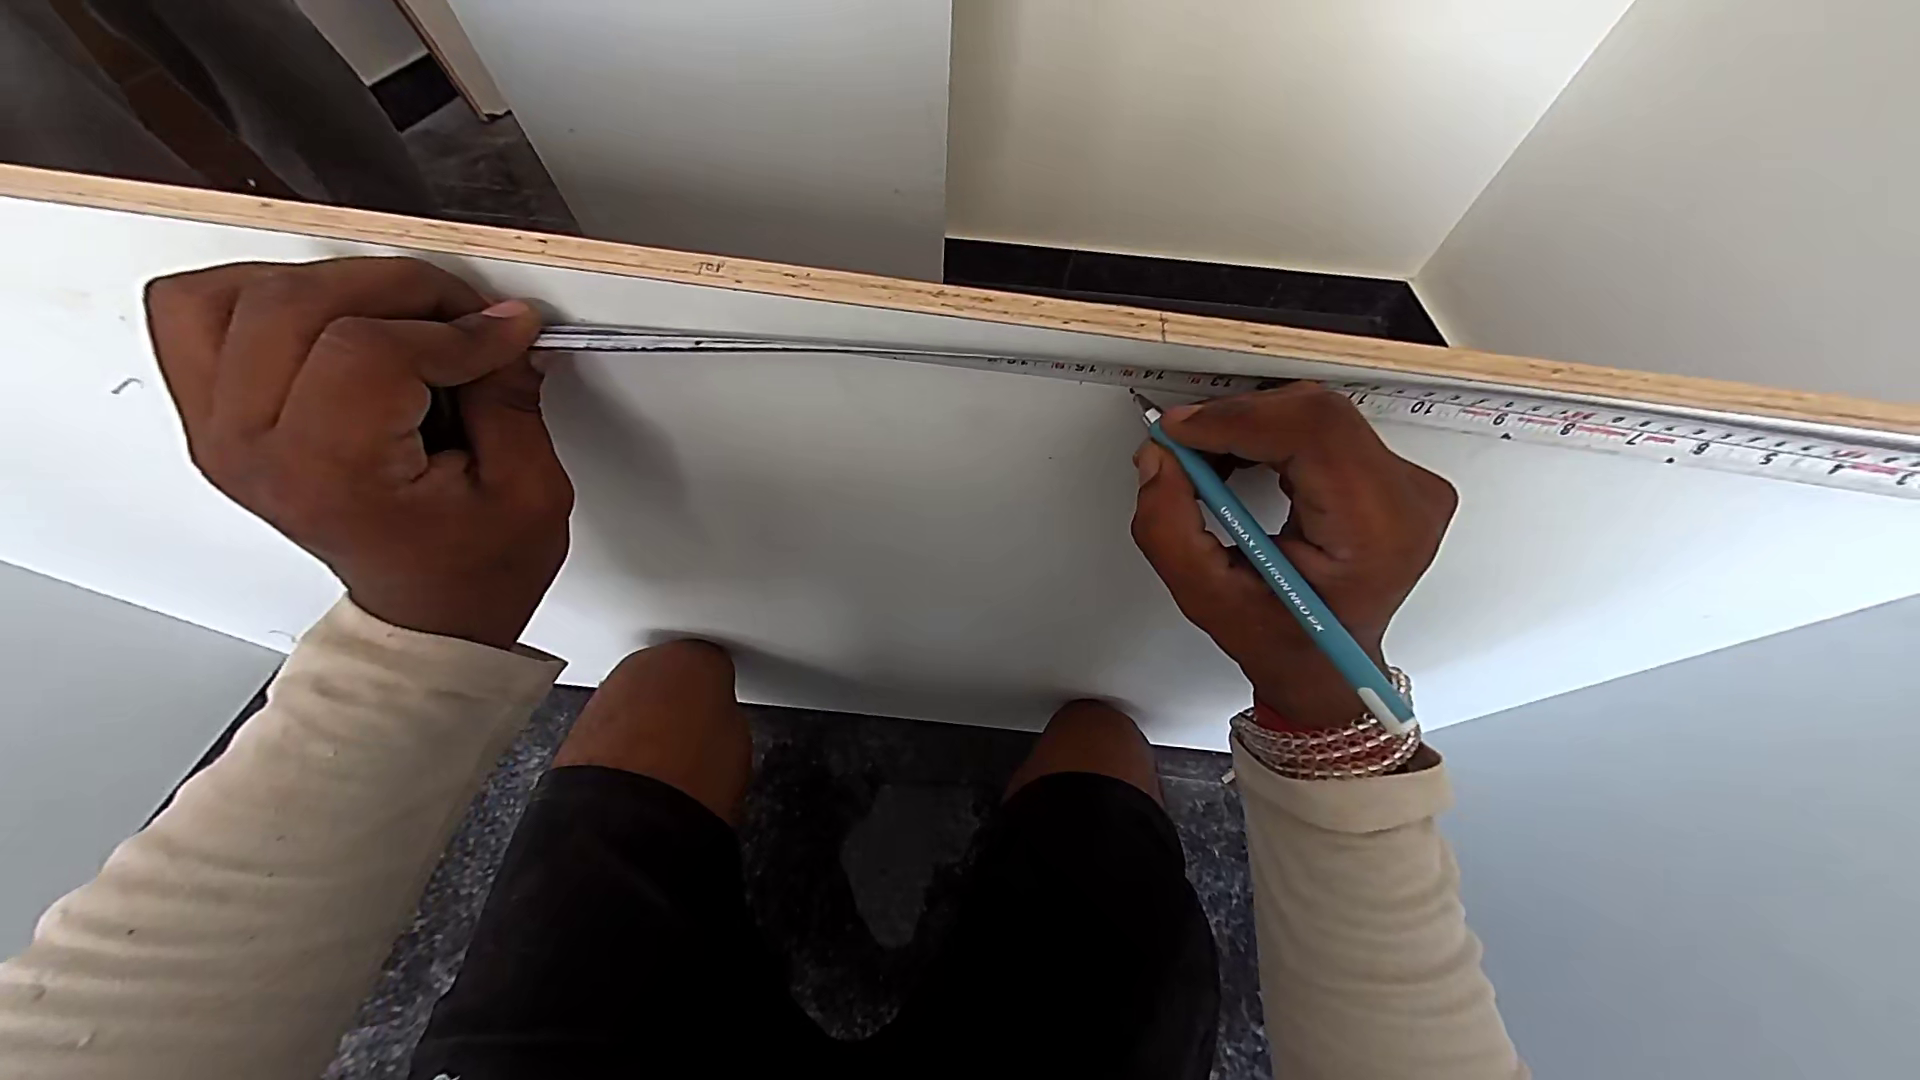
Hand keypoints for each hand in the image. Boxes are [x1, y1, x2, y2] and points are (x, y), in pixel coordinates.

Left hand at [145, 257, 572, 649]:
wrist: (437, 606)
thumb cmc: (482, 567)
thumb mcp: (532, 490)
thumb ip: (513, 403)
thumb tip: (506, 333)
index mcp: (335, 474)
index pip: (371, 350)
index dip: (456, 328)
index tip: (510, 330)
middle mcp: (255, 448)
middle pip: (292, 305)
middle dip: (400, 290)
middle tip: (467, 313)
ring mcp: (223, 430)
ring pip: (230, 296)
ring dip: (330, 286)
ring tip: (404, 313)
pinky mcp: (223, 418)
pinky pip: (202, 316)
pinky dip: (268, 297)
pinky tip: (342, 320)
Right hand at [1131, 384, 1455, 727]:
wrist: (1324, 662)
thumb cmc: (1280, 640)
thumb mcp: (1205, 596)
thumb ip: (1167, 525)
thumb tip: (1159, 458)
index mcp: (1376, 533)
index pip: (1313, 433)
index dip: (1236, 420)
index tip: (1178, 431)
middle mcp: (1406, 498)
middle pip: (1313, 413)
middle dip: (1233, 420)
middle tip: (1180, 447)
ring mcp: (1406, 481)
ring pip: (1313, 412)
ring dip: (1245, 425)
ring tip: (1203, 461)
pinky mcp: (1389, 472)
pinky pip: (1320, 425)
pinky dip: (1265, 432)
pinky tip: (1235, 459)